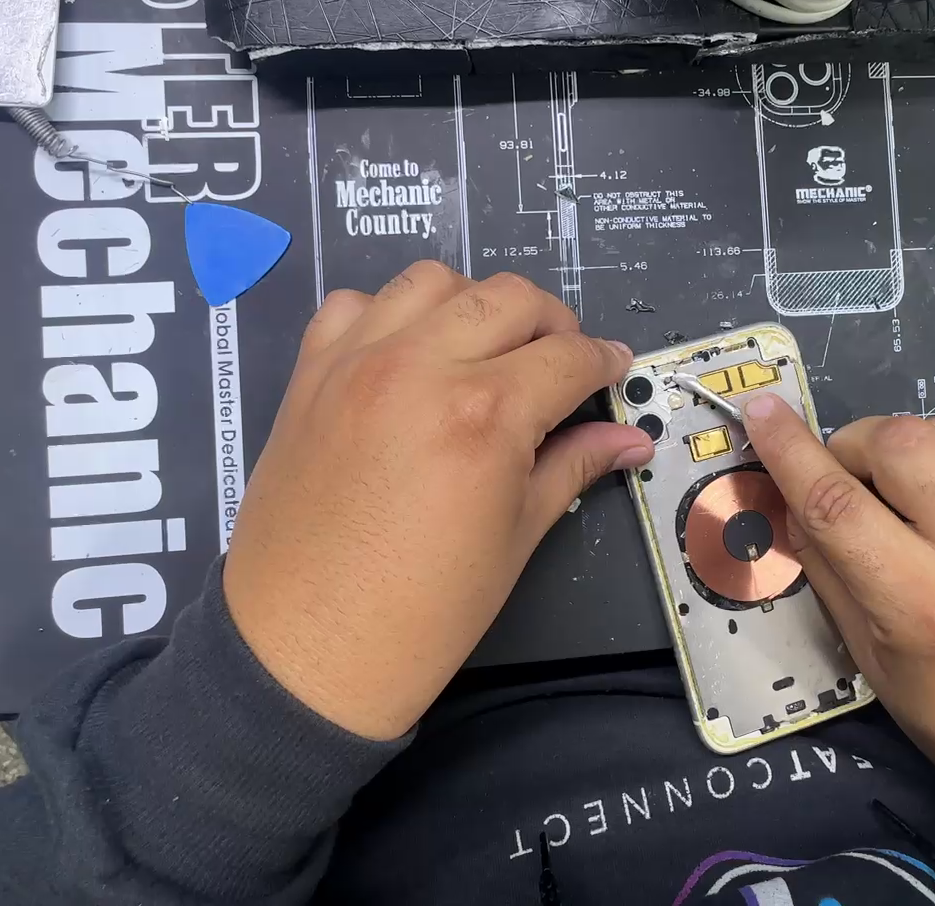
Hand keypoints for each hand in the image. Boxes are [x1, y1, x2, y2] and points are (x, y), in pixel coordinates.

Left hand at [223, 262, 654, 739]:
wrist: (303, 654)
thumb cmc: (424, 612)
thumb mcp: (517, 537)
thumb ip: (574, 467)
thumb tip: (631, 439)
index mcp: (484, 414)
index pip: (568, 357)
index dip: (603, 361)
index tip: (614, 368)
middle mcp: (420, 365)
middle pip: (510, 298)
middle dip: (553, 322)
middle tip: (560, 362)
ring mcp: (356, 361)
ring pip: (433, 280)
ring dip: (475, 305)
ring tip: (485, 350)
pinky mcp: (310, 373)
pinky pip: (355, 304)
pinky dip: (391, 315)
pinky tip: (406, 356)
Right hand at [742, 396, 934, 783]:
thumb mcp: (862, 645)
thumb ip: (822, 559)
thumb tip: (792, 488)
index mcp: (926, 606)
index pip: (838, 506)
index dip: (790, 452)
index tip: (761, 413)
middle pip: (900, 443)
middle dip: (852, 443)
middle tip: (845, 477)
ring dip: (896, 447)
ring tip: (897, 493)